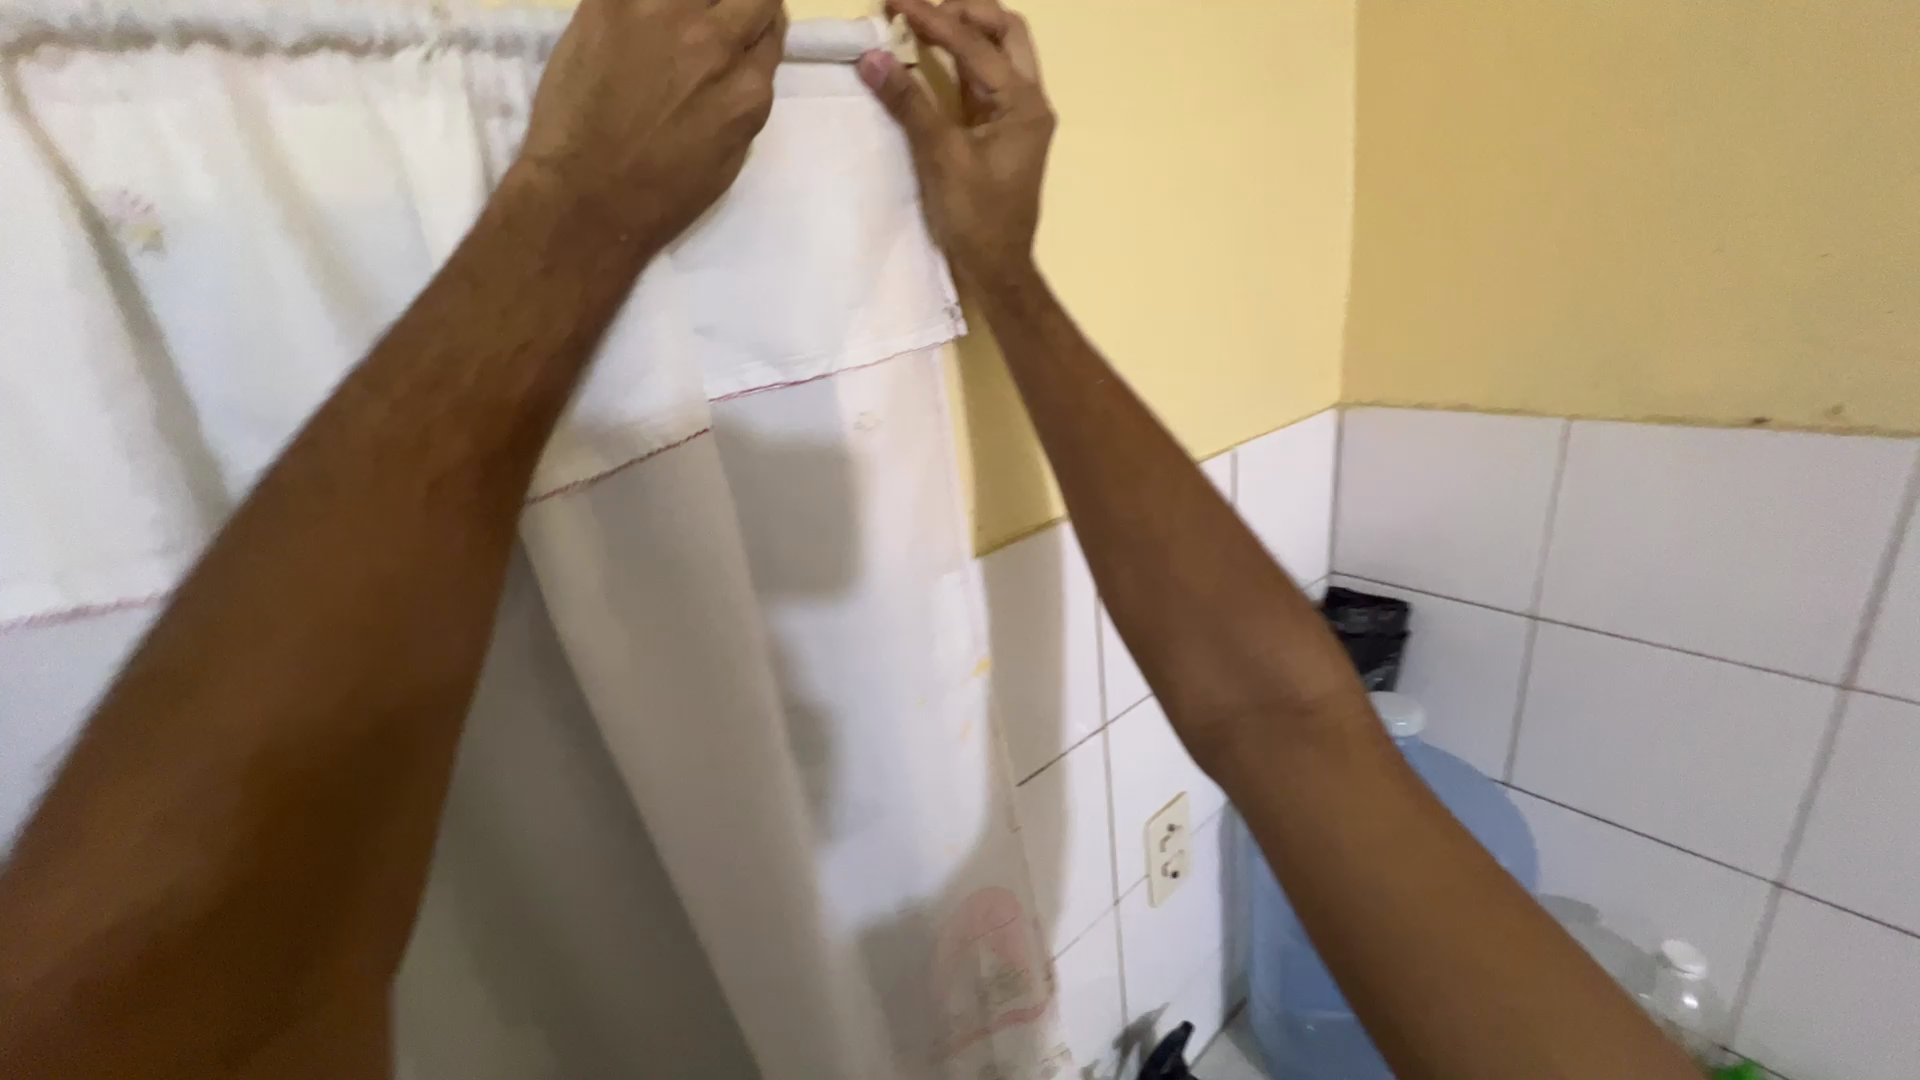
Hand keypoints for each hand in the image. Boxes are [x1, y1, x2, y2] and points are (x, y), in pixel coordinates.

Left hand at [518, 0, 787, 247]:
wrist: (587, 196)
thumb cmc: (662, 195)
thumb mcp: (728, 158)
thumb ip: (742, 103)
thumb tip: (741, 69)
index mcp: (748, 91)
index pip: (772, 28)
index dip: (759, 29)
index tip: (743, 33)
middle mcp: (715, 42)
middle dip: (742, 4)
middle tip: (718, 17)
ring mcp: (660, 13)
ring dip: (699, 2)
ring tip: (675, 23)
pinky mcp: (609, 0)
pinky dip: (643, 3)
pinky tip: (639, 20)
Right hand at [858, 0, 1054, 286]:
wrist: (996, 268)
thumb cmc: (975, 218)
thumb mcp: (940, 157)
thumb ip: (909, 103)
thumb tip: (871, 57)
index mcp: (1023, 104)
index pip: (976, 44)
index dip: (933, 19)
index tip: (895, 2)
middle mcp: (1030, 103)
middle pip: (1005, 33)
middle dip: (964, 12)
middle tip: (921, 8)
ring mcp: (1019, 119)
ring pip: (1000, 56)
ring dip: (966, 34)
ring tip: (923, 24)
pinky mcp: (1004, 135)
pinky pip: (987, 84)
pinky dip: (963, 65)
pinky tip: (934, 59)